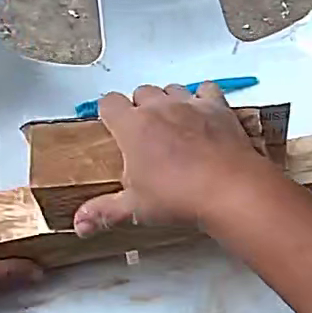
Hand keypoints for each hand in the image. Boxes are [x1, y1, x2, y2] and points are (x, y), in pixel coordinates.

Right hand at [72, 83, 274, 236]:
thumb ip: (104, 211)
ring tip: (176, 123)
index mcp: (132, 126)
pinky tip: (206, 112)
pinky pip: (209, 90)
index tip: (115, 126)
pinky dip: (206, 97)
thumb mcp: (137, 207)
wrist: (230, 189)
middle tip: (148, 132)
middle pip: (142, 92)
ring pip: (173, 88)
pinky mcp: (219, 109)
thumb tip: (81, 224)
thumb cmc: (181, 196)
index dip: (111, 113)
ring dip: (172, 100)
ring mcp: (192, 105)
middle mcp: (161, 108)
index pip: (109, 103)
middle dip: (142, 107)